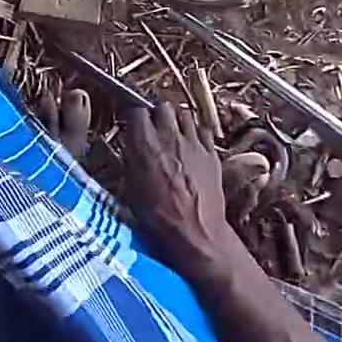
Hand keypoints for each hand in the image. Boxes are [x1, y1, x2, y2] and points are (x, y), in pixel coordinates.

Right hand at [121, 103, 242, 278]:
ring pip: (184, 114)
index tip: (133, 122)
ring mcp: (193, 143)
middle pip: (162, 106)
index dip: (134, 115)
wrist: (196, 234)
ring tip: (173, 132)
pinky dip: (196, 133)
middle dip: (157, 113)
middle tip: (154, 126)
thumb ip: (131, 157)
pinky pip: (203, 130)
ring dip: (177, 121)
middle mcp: (168, 136)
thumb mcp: (131, 185)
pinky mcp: (211, 154)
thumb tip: (131, 145)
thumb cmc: (158, 216)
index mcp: (144, 143)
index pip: (136, 109)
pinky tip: (192, 144)